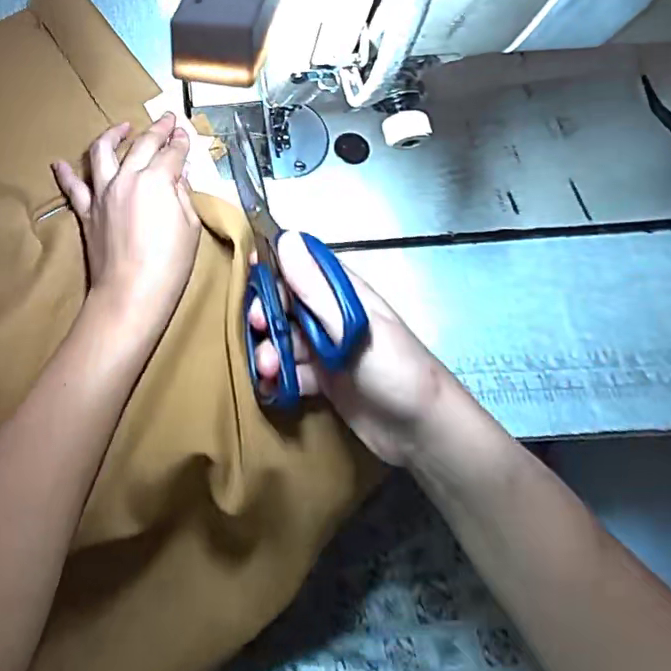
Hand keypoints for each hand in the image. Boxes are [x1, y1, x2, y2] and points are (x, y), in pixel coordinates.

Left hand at [53, 114, 201, 340]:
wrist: (130, 294)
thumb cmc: (169, 265)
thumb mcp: (190, 227)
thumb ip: (182, 195)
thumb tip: (176, 178)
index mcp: (157, 180)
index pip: (173, 153)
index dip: (181, 142)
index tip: (185, 133)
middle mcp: (128, 178)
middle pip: (143, 145)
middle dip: (158, 129)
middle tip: (166, 119)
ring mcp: (103, 193)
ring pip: (103, 153)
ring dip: (113, 135)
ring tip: (122, 127)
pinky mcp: (87, 211)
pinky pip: (73, 188)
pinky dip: (66, 174)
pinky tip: (59, 163)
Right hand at [250, 233, 450, 465]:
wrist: (422, 433)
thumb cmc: (394, 369)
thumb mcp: (351, 326)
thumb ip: (314, 288)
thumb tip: (286, 237)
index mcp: (342, 292)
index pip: (299, 267)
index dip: (272, 271)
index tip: (248, 280)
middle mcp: (330, 316)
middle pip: (284, 305)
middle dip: (266, 316)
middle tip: (259, 330)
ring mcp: (325, 349)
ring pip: (283, 340)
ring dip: (270, 352)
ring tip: (268, 372)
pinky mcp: (322, 380)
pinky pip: (290, 372)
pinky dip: (278, 379)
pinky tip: (271, 389)